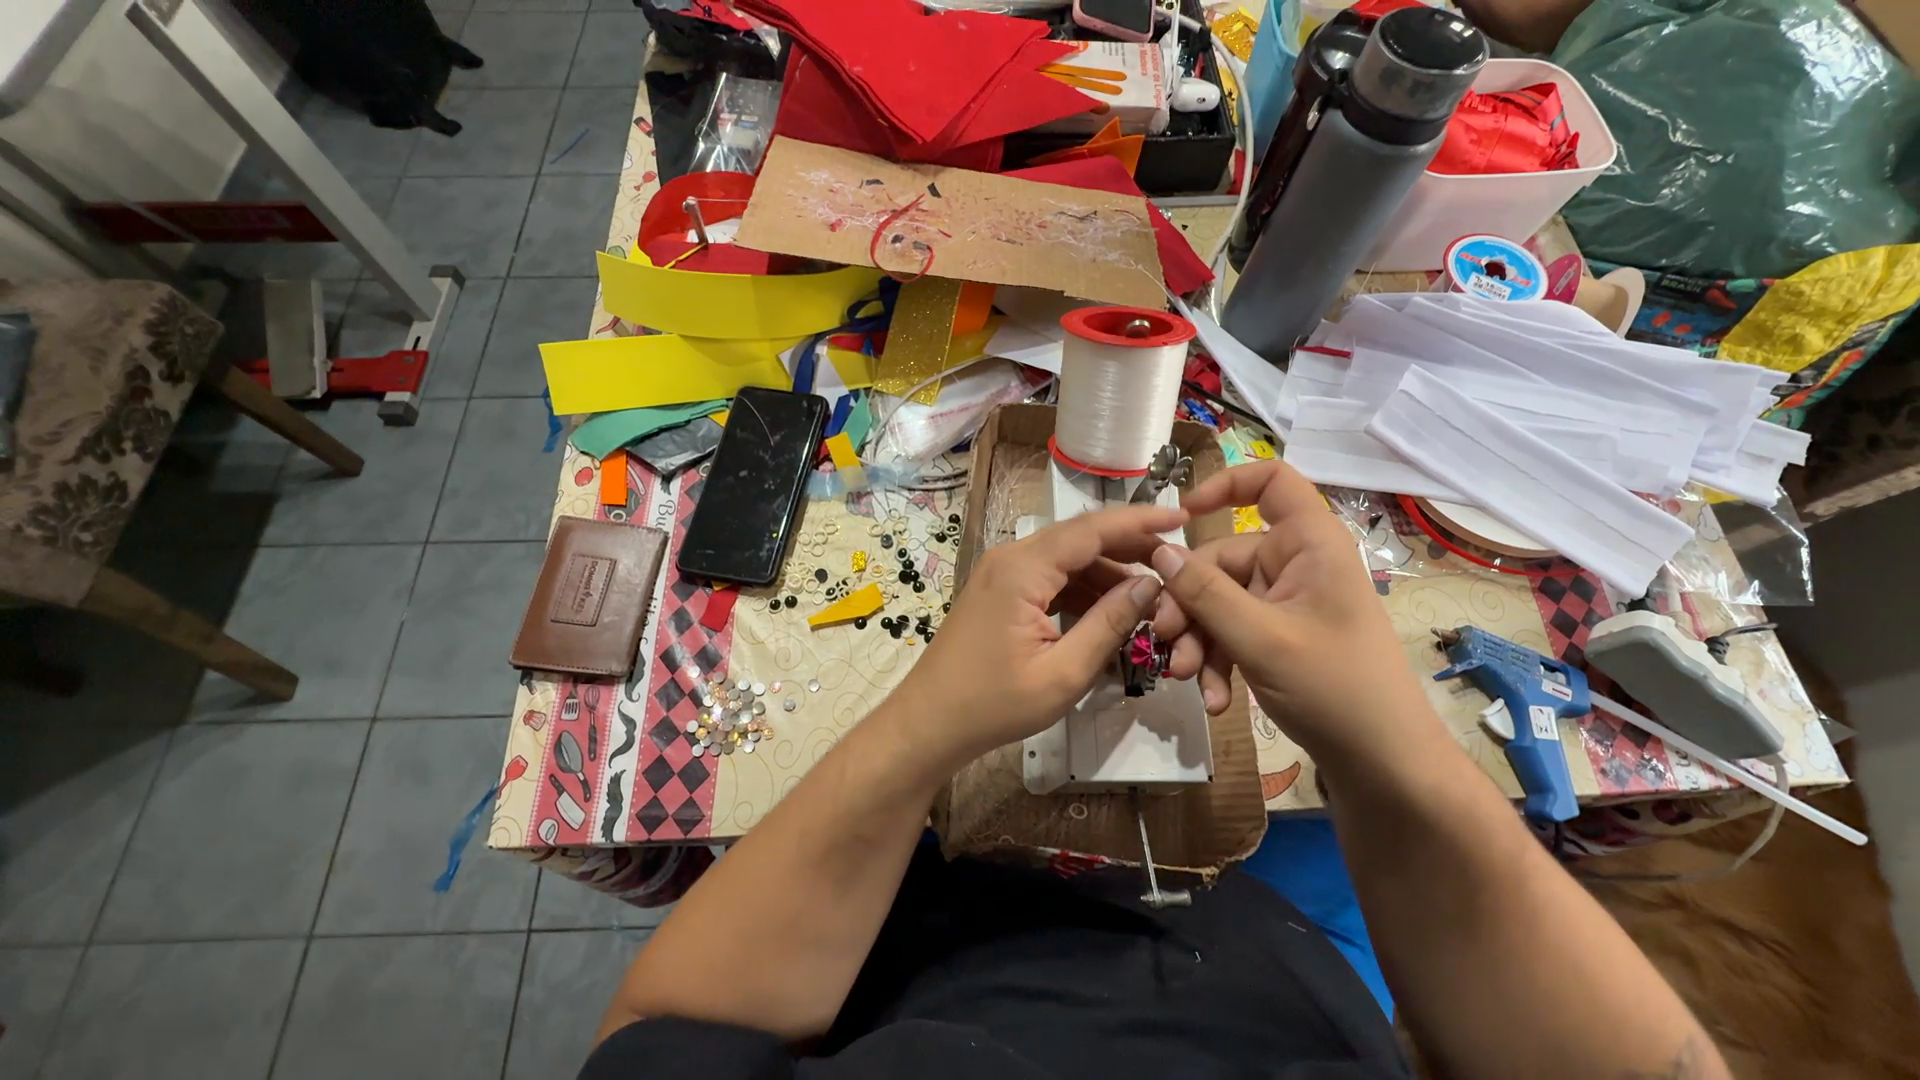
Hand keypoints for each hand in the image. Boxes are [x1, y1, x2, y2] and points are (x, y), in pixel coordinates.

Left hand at [887, 504, 1185, 772]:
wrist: (930, 722)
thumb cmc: (994, 705)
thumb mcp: (1063, 673)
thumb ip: (1109, 625)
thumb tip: (1151, 585)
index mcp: (1023, 569)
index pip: (1092, 529)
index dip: (1140, 520)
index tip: (1183, 515)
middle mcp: (1010, 558)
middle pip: (1080, 538)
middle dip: (1130, 547)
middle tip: (1176, 563)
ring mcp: (1002, 573)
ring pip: (1067, 559)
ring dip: (1107, 573)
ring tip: (1152, 596)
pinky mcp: (1000, 592)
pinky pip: (1050, 578)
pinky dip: (1082, 590)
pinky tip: (1111, 612)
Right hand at [1149, 462, 1435, 769]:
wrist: (1383, 764)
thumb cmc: (1335, 688)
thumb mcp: (1260, 639)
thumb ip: (1204, 593)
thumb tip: (1159, 552)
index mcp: (1310, 544)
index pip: (1270, 481)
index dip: (1224, 484)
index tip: (1178, 516)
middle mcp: (1297, 564)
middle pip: (1222, 559)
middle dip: (1189, 604)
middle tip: (1162, 639)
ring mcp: (1286, 603)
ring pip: (1219, 602)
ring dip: (1197, 641)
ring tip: (1186, 680)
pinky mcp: (1278, 638)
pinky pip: (1232, 633)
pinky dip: (1217, 662)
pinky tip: (1214, 700)